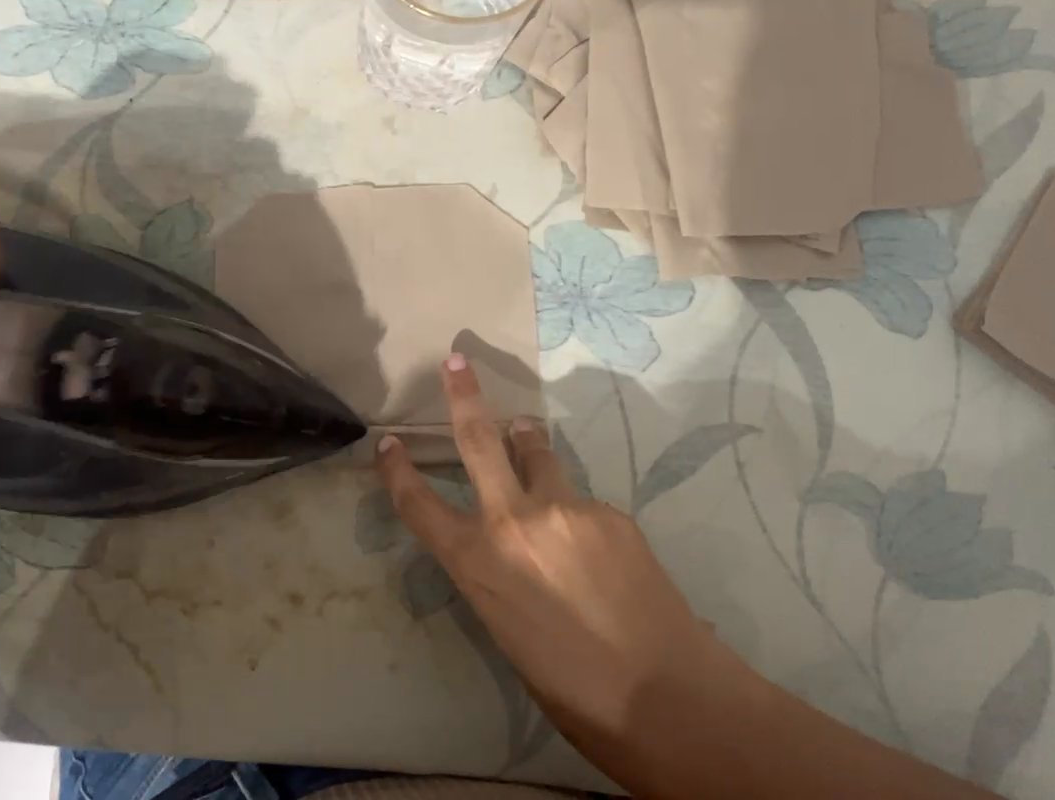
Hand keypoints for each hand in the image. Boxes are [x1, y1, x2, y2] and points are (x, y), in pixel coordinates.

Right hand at [374, 354, 725, 754]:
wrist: (666, 693)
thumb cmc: (571, 687)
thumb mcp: (505, 631)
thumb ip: (494, 576)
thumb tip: (502, 547)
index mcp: (478, 563)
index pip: (420, 505)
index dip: (398, 471)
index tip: (388, 442)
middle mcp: (514, 522)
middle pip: (479, 442)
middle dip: (464, 396)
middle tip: (458, 360)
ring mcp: (566, 509)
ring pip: (537, 455)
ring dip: (525, 439)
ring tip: (525, 430)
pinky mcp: (610, 512)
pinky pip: (581, 499)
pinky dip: (575, 509)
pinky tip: (595, 545)